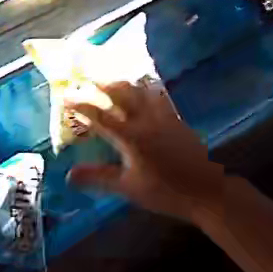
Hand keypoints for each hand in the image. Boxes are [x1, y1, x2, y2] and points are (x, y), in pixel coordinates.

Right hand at [71, 81, 236, 224]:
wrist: (206, 191)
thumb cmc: (165, 192)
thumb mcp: (128, 188)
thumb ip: (99, 177)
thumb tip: (69, 174)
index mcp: (130, 136)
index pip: (99, 116)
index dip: (81, 105)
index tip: (66, 97)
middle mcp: (145, 120)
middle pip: (122, 94)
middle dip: (104, 85)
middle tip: (90, 80)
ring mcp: (163, 117)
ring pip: (141, 91)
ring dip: (125, 85)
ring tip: (114, 81)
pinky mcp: (177, 119)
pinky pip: (158, 97)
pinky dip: (145, 90)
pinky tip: (144, 92)